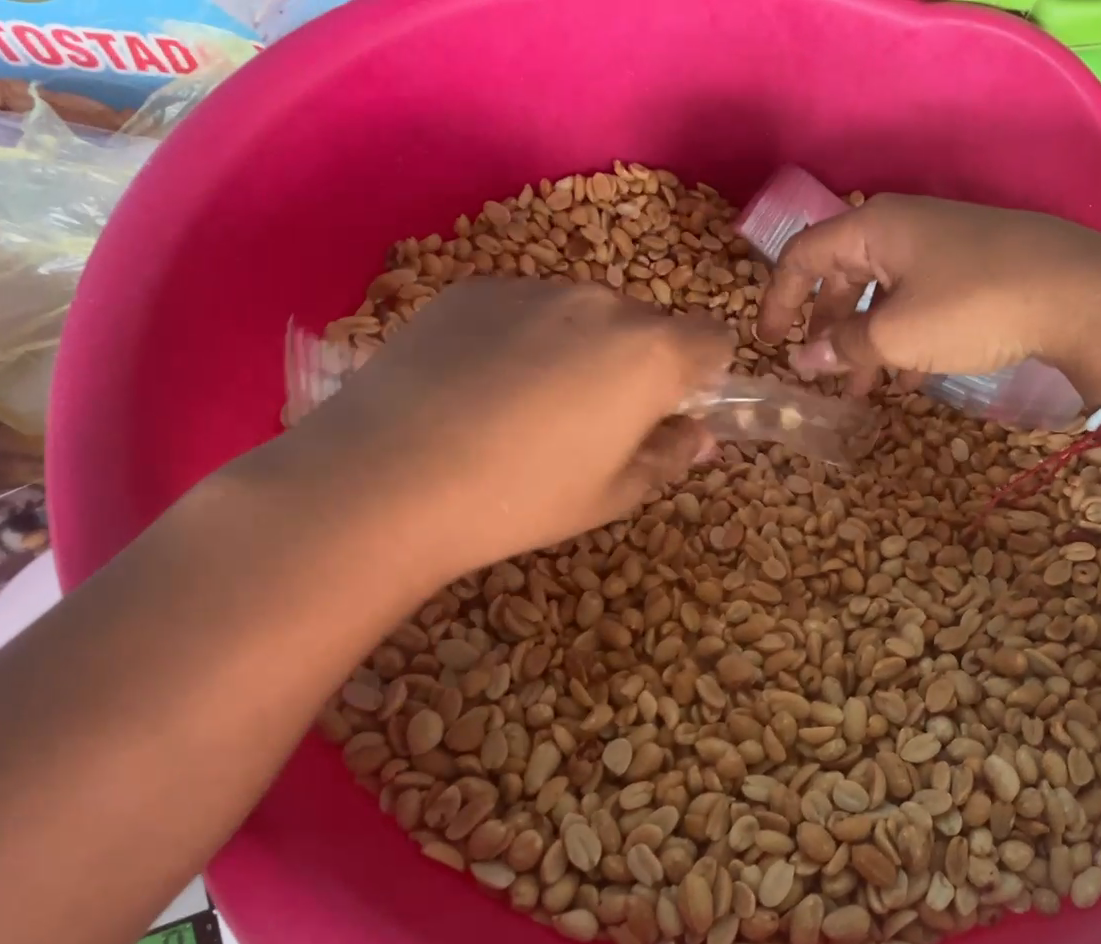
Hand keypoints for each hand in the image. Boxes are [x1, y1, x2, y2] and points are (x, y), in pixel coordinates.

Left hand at [259, 277, 729, 582]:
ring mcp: (532, 289)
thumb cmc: (522, 498)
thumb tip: (699, 435)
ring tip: (528, 409)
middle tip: (597, 423)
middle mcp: (601, 303)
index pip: (713, 338)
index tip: (673, 412)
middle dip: (639, 364)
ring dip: (581, 349)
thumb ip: (669, 456)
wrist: (386, 477)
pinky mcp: (472, 290)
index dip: (703, 375)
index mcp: (651, 354)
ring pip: (584, 315)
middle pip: (647, 325)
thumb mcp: (613, 495)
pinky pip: (526, 309)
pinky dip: (524, 340)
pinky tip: (481, 390)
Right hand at [754, 195, 1100, 401]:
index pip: (803, 255)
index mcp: (874, 227)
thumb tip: (807, 357)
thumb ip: (845, 344)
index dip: (778, 300)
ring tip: (866, 388)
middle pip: (844, 273)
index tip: (769, 345)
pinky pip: (922, 298)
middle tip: (823, 373)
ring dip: (868, 338)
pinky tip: (917, 375)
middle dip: (827, 326)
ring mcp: (946, 243)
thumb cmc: (975, 308)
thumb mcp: (898, 334)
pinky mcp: (979, 265)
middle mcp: (905, 224)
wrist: (1084, 295)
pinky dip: (907, 335)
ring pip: (886, 291)